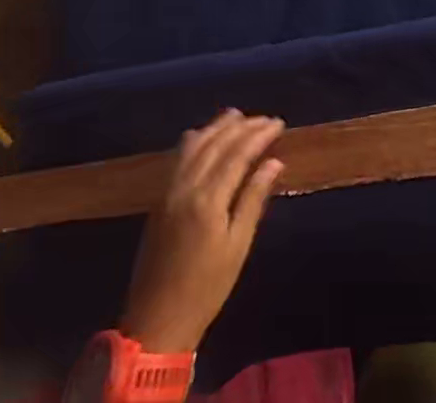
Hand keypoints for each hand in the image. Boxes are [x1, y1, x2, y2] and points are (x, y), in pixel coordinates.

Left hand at [119, 110, 286, 352]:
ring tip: (237, 116)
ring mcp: (168, 190)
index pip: (238, 153)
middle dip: (241, 126)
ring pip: (193, 145)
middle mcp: (185, 186)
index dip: (259, 134)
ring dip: (216, 127)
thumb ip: (254, 199)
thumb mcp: (238, 245)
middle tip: (265, 118)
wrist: (157, 319)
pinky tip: (206, 137)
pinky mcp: (159, 198)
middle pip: (216, 143)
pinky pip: (179, 156)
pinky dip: (197, 140)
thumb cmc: (207, 287)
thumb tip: (274, 162)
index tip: (279, 123)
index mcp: (208, 199)